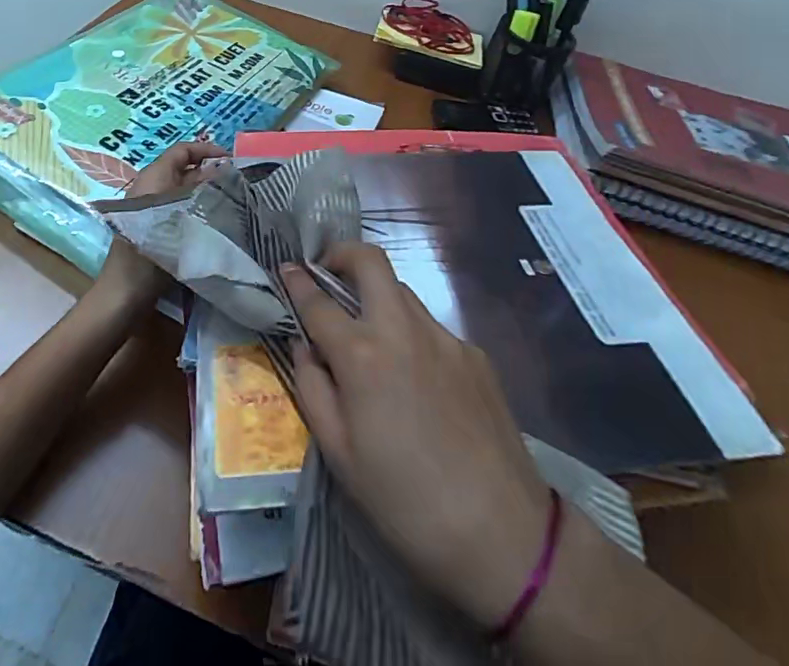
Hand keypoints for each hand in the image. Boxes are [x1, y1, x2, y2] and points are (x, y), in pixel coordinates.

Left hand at [93, 141, 228, 303]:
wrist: (125, 293)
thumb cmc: (152, 252)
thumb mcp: (180, 216)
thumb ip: (200, 190)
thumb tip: (223, 170)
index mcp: (152, 177)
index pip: (182, 151)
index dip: (207, 150)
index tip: (232, 161)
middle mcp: (150, 187)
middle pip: (183, 169)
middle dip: (210, 172)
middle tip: (239, 182)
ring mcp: (151, 207)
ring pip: (183, 189)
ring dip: (206, 191)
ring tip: (234, 199)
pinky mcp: (154, 226)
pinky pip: (179, 206)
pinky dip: (197, 207)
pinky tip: (218, 219)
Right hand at [283, 242, 551, 626]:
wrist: (502, 534)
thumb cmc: (403, 499)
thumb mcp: (338, 451)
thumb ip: (312, 387)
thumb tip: (305, 348)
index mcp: (362, 355)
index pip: (318, 301)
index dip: (296, 282)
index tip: (285, 269)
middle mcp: (404, 331)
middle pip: (371, 262)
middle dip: (342, 255)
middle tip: (327, 273)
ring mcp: (446, 340)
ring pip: (402, 292)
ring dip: (376, 295)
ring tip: (366, 334)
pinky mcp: (476, 357)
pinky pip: (430, 328)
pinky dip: (408, 333)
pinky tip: (412, 378)